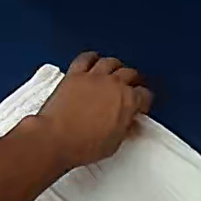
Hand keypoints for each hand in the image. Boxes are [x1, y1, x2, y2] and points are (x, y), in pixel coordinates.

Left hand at [27, 52, 152, 169]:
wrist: (56, 138)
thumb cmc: (83, 144)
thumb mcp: (114, 143)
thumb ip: (125, 128)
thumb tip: (130, 125)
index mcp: (128, 101)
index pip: (144, 95)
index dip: (144, 100)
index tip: (141, 104)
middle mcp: (113, 84)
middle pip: (130, 73)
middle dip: (134, 79)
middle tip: (133, 85)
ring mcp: (94, 77)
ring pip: (110, 62)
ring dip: (116, 65)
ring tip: (117, 69)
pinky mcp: (75, 74)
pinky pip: (86, 58)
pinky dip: (91, 57)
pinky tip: (93, 58)